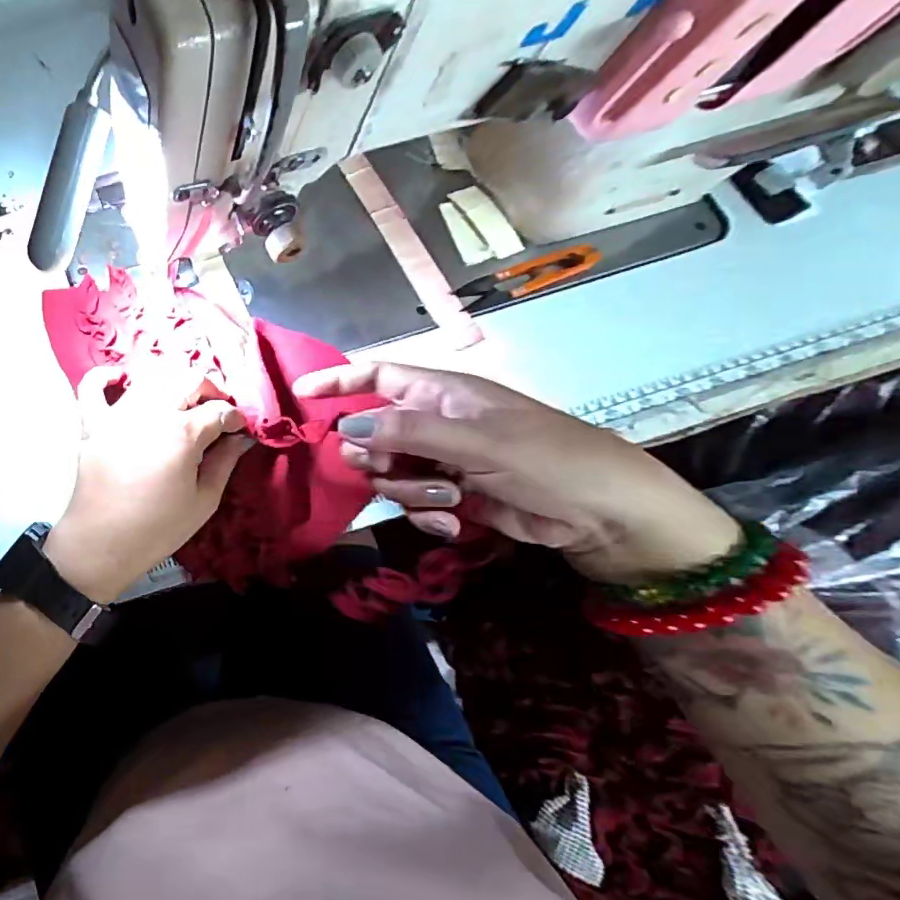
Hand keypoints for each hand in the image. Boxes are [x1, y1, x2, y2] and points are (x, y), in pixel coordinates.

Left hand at [44, 362, 253, 602]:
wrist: (101, 544)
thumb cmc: (158, 528)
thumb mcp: (204, 500)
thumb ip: (224, 462)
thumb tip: (241, 438)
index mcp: (182, 433)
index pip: (218, 410)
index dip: (235, 418)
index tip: (239, 430)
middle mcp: (150, 413)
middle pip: (188, 379)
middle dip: (210, 391)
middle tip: (216, 413)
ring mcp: (118, 415)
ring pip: (151, 377)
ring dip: (173, 383)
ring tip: (183, 403)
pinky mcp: (93, 424)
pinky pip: (93, 387)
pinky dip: (107, 377)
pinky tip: (122, 380)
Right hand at [291, 362, 740, 583]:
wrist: (598, 512)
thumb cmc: (546, 457)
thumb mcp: (476, 441)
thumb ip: (409, 432)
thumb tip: (348, 428)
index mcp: (441, 393)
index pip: (377, 376)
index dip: (339, 381)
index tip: (301, 394)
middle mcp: (434, 424)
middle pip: (373, 435)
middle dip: (378, 459)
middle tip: (395, 472)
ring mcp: (442, 461)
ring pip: (390, 475)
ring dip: (410, 492)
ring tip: (451, 500)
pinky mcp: (452, 496)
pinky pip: (414, 503)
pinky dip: (427, 515)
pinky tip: (453, 522)